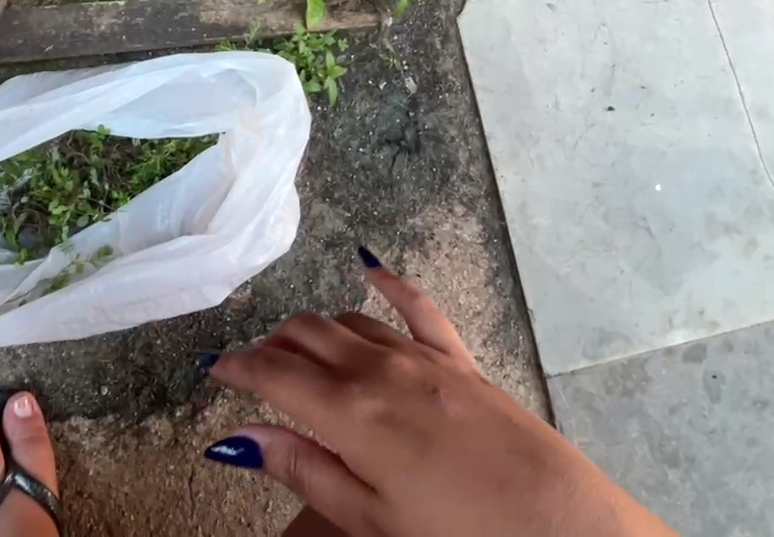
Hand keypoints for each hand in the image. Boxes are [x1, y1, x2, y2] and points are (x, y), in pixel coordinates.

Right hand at [205, 261, 674, 536]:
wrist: (560, 527)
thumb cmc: (455, 533)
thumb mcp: (368, 516)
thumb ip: (300, 467)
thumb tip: (235, 439)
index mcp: (346, 410)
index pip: (271, 372)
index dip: (236, 366)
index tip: (214, 367)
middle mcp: (373, 367)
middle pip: (302, 333)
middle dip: (269, 344)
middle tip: (254, 366)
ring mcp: (417, 354)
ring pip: (345, 318)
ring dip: (312, 327)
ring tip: (297, 345)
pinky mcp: (456, 356)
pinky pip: (415, 303)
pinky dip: (387, 280)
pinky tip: (368, 263)